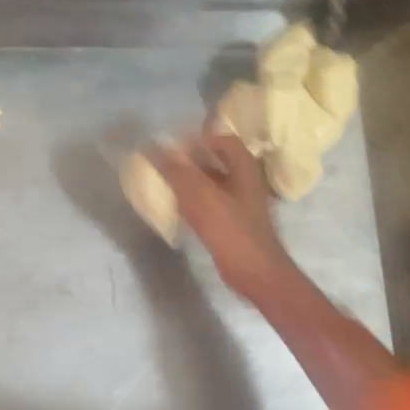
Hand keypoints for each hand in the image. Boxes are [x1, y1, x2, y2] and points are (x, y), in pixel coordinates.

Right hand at [150, 134, 300, 302]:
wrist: (255, 272)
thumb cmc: (231, 230)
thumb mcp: (200, 196)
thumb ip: (177, 170)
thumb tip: (154, 145)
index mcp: (243, 167)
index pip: (221, 139)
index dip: (197, 138)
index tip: (173, 145)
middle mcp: (245, 180)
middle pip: (216, 160)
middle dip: (190, 159)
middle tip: (164, 162)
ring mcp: (240, 202)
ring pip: (212, 182)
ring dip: (190, 180)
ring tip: (165, 181)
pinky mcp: (233, 221)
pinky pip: (211, 202)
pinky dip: (194, 200)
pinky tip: (177, 207)